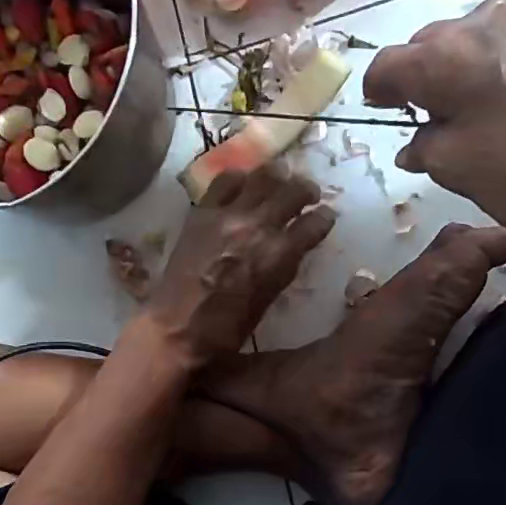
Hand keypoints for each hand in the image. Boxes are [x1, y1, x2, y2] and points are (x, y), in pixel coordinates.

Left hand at [143, 170, 333, 362]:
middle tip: (308, 194)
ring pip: (261, 177)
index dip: (325, 218)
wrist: (179, 326)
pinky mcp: (202, 212)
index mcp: (279, 253)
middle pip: (293, 192)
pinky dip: (239, 178)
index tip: (326, 216)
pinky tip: (243, 184)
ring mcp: (228, 215)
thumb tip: (295, 243)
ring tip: (279, 181)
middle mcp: (258, 226)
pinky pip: (224, 181)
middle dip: (307, 191)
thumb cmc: (228, 326)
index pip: (315, 223)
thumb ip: (286, 264)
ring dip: (277, 177)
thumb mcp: (270, 297)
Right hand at [364, 0, 505, 243]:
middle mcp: (483, 21)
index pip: (387, 65)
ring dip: (462, 61)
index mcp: (444, 57)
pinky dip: (501, 53)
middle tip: (429, 112)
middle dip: (420, 74)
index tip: (385, 112)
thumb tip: (414, 142)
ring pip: (473, 32)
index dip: (378, 92)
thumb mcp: (455, 169)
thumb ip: (423, 146)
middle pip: (428, 42)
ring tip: (474, 98)